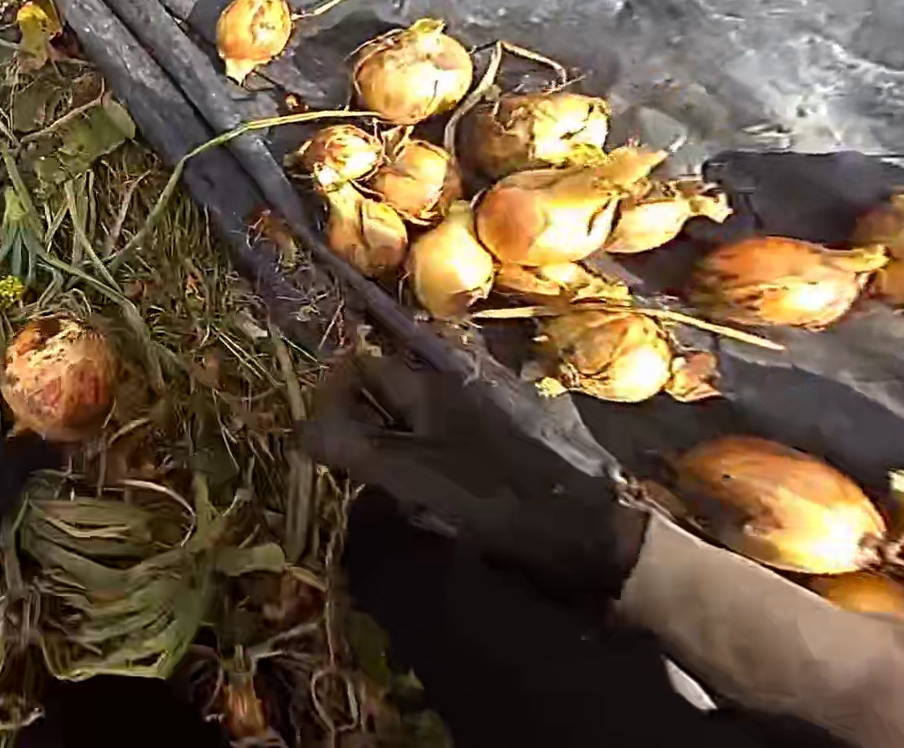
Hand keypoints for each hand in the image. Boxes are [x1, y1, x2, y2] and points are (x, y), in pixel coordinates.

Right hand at [302, 353, 646, 603]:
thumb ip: (350, 448)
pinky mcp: (525, 417)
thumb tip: (298, 429)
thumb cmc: (498, 497)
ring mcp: (496, 392)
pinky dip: (444, 445)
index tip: (332, 440)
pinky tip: (455, 483)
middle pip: (391, 387)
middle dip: (372, 426)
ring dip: (406, 441)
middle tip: (373, 471)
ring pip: (424, 408)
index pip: (360, 368)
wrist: (605, 535)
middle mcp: (461, 371)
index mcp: (431, 377)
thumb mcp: (412, 476)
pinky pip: (461, 422)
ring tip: (412, 488)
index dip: (336, 400)